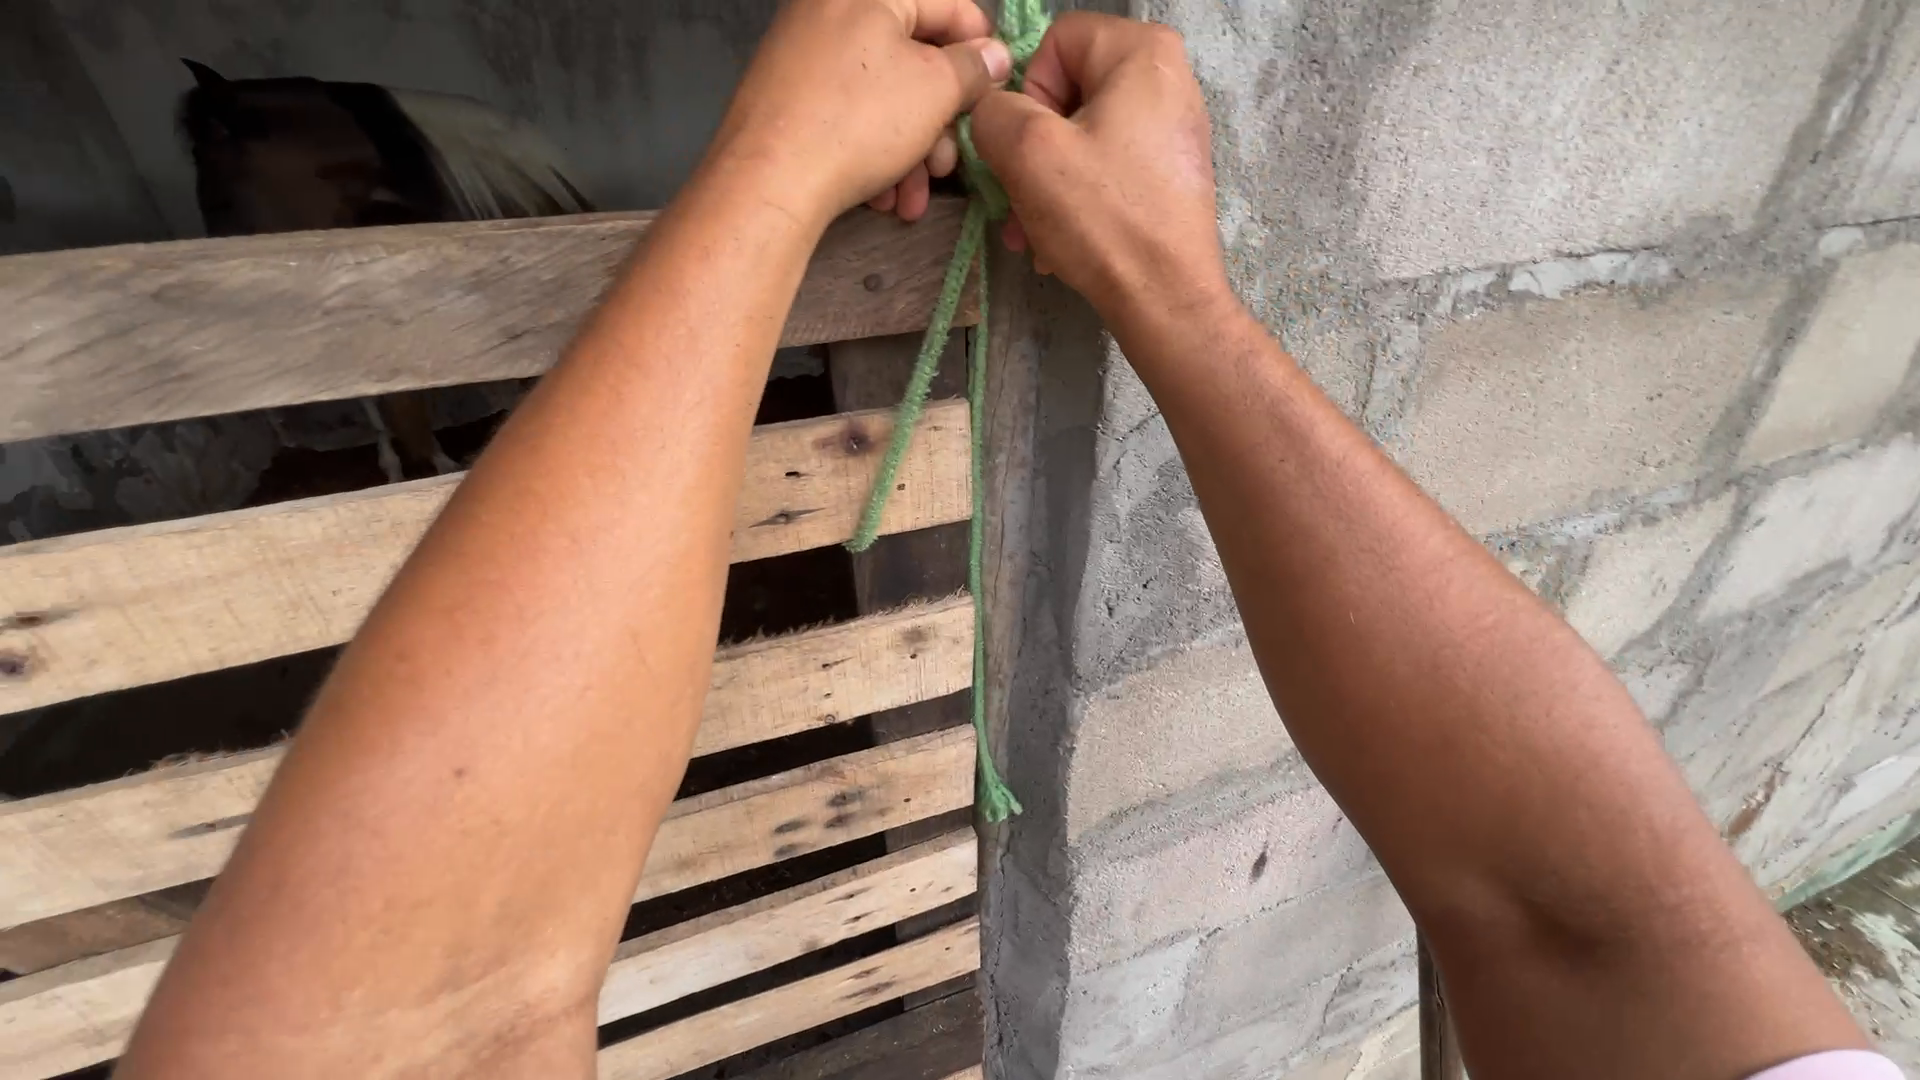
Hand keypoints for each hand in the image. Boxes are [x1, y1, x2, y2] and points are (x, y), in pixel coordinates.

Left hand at [708, 0, 1011, 227]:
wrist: (770, 178)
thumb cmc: (860, 121)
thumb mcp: (935, 90)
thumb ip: (972, 68)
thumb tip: (992, 55)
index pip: (948, 4)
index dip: (980, 50)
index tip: (995, 94)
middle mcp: (833, 9)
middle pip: (912, 63)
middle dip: (938, 126)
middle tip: (946, 168)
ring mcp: (804, 54)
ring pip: (881, 101)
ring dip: (908, 156)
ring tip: (911, 200)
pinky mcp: (787, 99)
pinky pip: (847, 118)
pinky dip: (872, 156)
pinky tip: (879, 196)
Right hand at [969, 14, 1235, 337]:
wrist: (1165, 298)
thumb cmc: (1102, 219)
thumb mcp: (1026, 153)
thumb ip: (993, 113)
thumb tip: (993, 115)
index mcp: (1142, 52)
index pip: (1055, 43)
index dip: (1026, 95)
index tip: (1024, 152)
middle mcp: (1168, 80)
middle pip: (1067, 98)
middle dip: (1030, 158)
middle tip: (1015, 208)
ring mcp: (1172, 132)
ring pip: (1082, 144)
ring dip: (1045, 191)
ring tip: (1033, 238)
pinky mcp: (1170, 178)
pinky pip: (1107, 175)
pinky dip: (1078, 205)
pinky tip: (1062, 245)